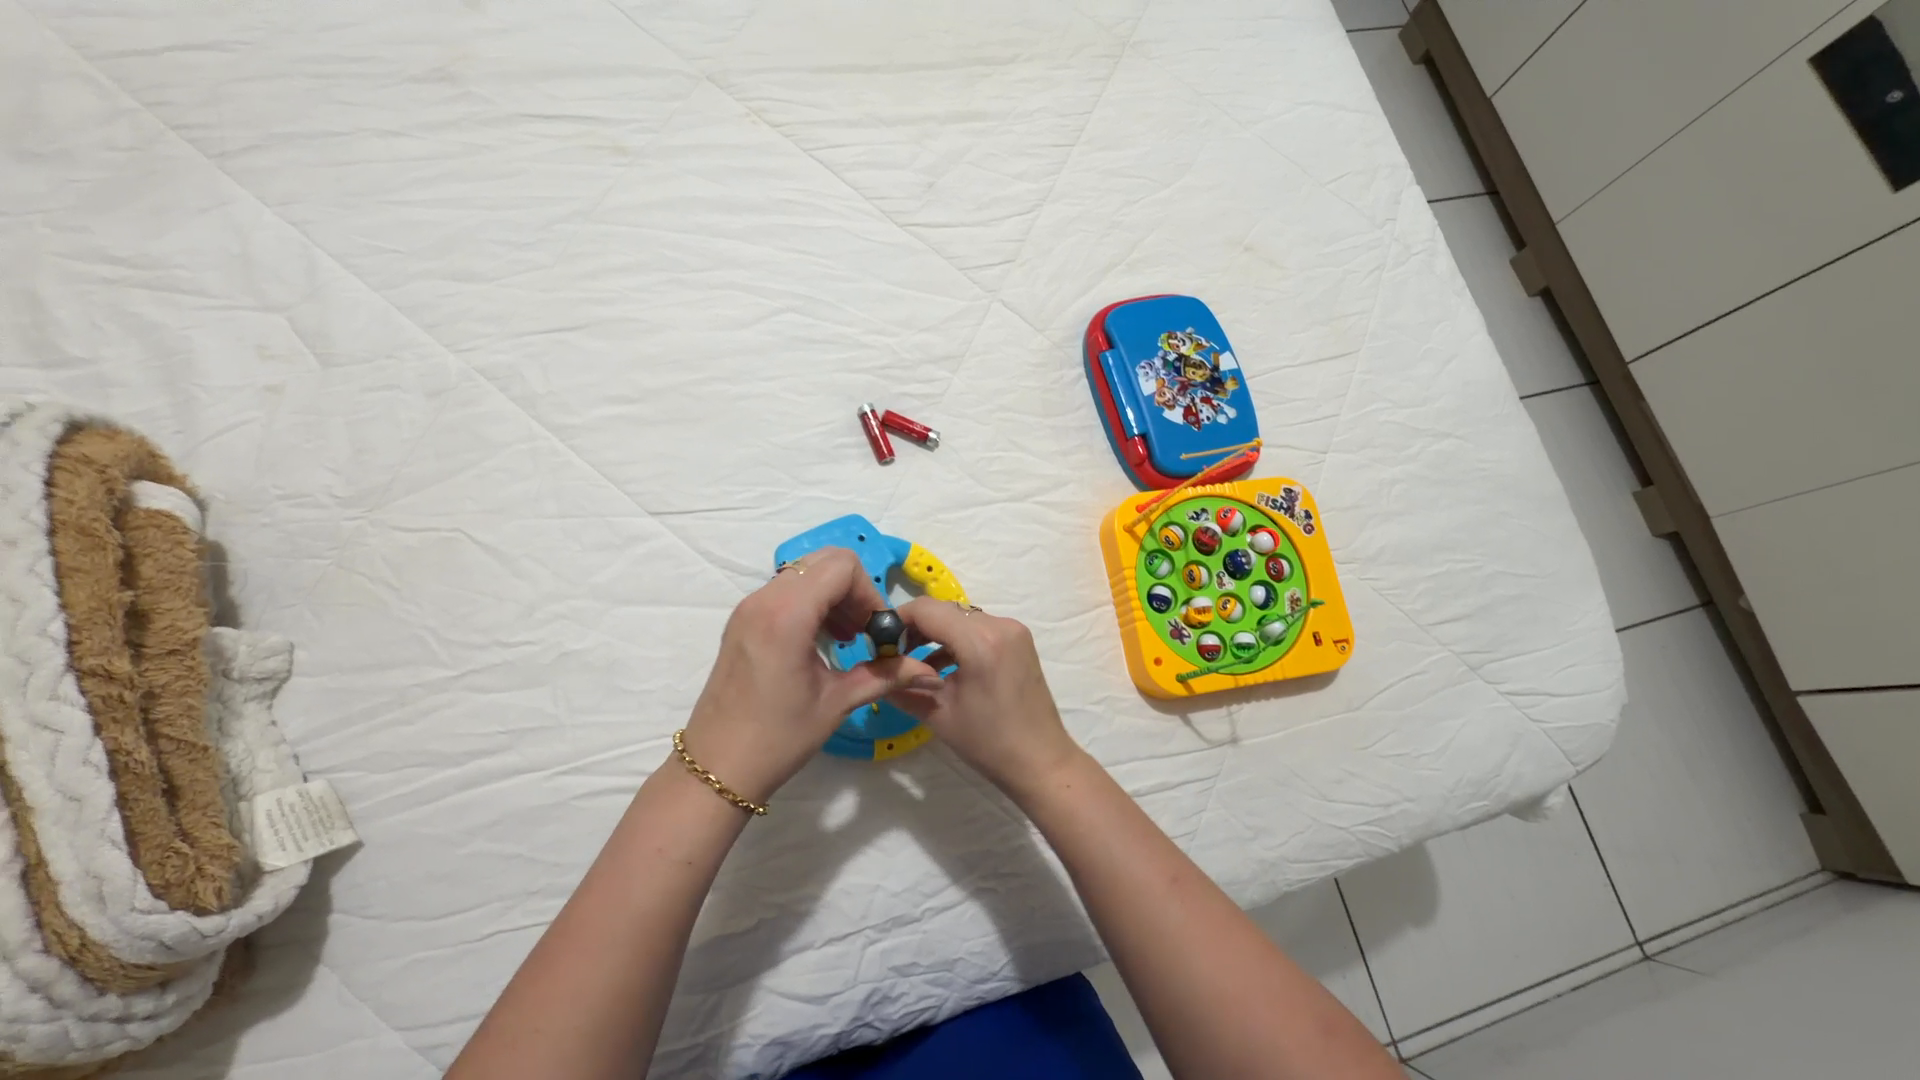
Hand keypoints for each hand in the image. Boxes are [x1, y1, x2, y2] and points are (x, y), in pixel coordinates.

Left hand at [680, 548, 921, 802]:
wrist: (716, 768)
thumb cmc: (778, 738)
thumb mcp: (837, 703)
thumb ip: (885, 676)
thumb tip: (931, 673)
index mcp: (787, 614)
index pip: (842, 567)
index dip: (869, 592)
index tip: (876, 631)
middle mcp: (764, 599)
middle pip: (823, 562)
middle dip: (853, 590)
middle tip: (864, 632)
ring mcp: (748, 608)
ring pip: (803, 574)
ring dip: (832, 596)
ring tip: (846, 639)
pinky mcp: (741, 621)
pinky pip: (784, 591)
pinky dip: (811, 604)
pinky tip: (821, 643)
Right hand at [883, 599, 1082, 797]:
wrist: (1040, 762)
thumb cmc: (988, 743)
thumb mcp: (938, 714)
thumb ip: (901, 686)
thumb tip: (872, 671)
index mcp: (980, 641)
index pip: (927, 610)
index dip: (897, 620)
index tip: (878, 642)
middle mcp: (1000, 625)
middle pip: (944, 611)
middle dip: (915, 629)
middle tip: (891, 654)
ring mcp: (1014, 631)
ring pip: (961, 618)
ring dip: (935, 635)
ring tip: (911, 664)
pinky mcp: (1019, 641)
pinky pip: (979, 629)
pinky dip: (957, 641)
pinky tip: (940, 668)